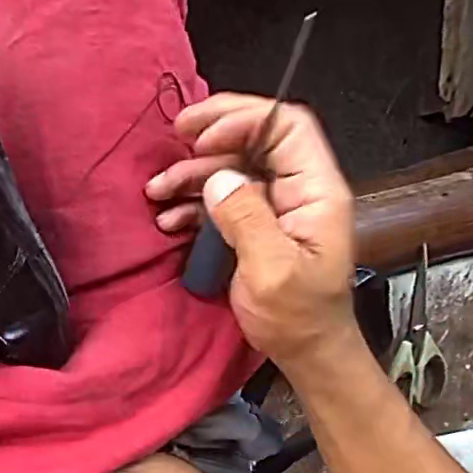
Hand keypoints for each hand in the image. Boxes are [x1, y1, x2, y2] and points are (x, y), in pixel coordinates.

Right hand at [147, 93, 364, 367]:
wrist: (305, 351)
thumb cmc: (298, 318)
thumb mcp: (272, 270)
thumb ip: (247, 219)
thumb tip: (218, 179)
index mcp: (316, 192)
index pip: (286, 128)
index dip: (243, 120)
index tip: (202, 138)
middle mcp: (297, 191)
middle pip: (255, 141)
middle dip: (211, 139)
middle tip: (174, 137)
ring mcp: (275, 208)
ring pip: (233, 171)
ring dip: (193, 176)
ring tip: (157, 191)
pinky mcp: (254, 228)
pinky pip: (222, 202)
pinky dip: (193, 205)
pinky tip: (170, 218)